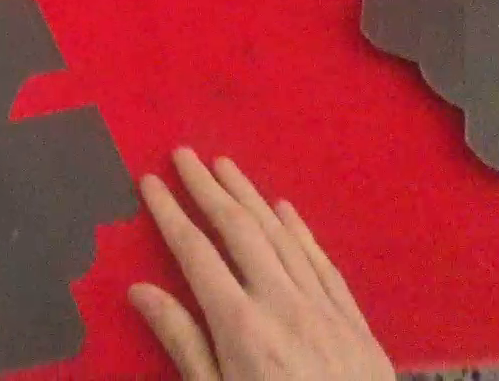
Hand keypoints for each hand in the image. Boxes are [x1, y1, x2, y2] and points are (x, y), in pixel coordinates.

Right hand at [129, 148, 392, 380]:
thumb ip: (183, 345)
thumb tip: (139, 289)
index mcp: (242, 327)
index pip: (195, 251)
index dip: (169, 212)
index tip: (149, 180)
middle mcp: (283, 306)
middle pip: (238, 230)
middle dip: (207, 188)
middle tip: (184, 153)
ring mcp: (326, 313)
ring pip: (282, 237)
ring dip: (250, 196)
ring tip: (225, 165)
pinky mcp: (359, 328)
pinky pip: (325, 265)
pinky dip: (301, 232)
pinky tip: (286, 209)